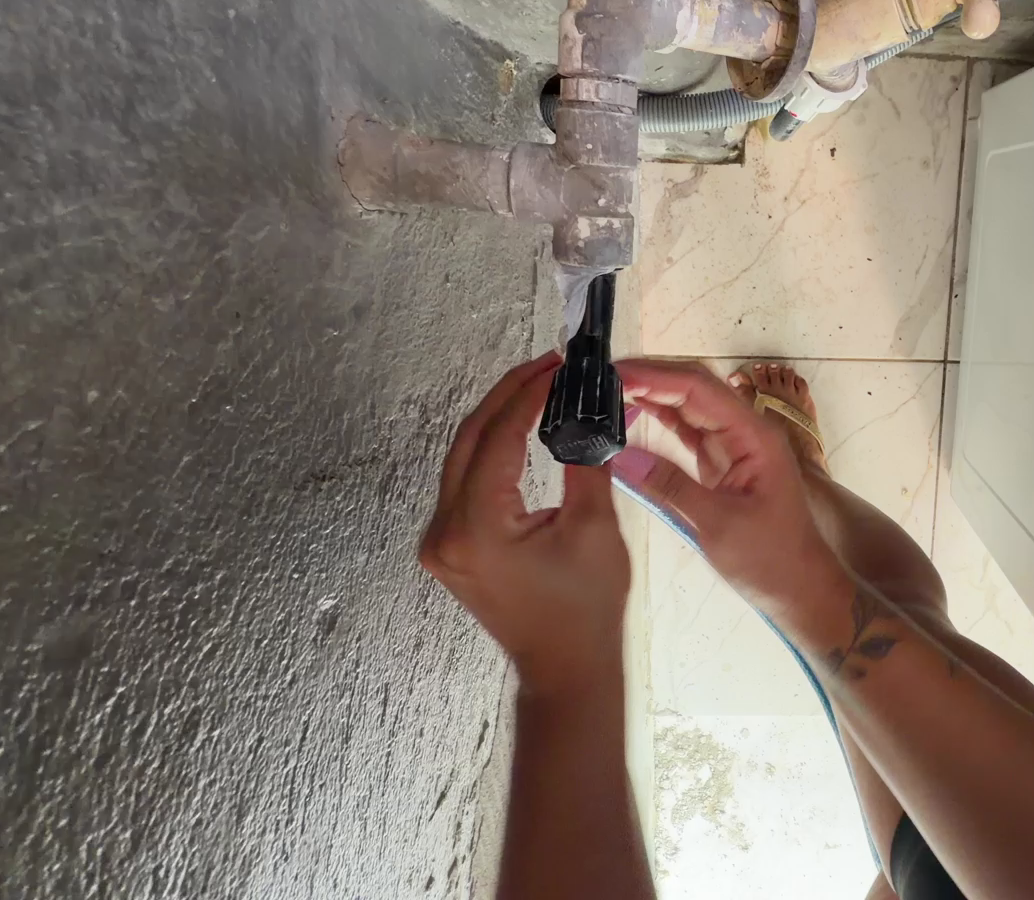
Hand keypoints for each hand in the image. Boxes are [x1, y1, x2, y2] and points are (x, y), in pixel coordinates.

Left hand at [419, 353, 629, 696]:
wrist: (565, 667)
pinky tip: (521, 429)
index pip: (498, 438)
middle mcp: (442, 531)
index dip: (529, 395)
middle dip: (509, 395)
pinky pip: (465, 481)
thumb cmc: (586, 605)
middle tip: (549, 365)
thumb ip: (585, 461)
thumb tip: (588, 410)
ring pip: (463, 457)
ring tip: (540, 387)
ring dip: (499, 418)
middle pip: (469, 440)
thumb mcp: (595, 527)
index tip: (561, 366)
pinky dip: (493, 448)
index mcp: (476, 527)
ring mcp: (438, 541)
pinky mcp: (448, 547)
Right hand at [610, 358, 850, 625]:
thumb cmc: (769, 559)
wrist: (799, 587)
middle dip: (651, 377)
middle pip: (694, 388)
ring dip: (652, 394)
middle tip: (600, 379)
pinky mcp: (721, 463)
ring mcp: (733, 445)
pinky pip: (688, 430)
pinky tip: (632, 414)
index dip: (655, 376)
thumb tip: (619, 456)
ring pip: (690, 406)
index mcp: (753, 435)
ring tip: (607, 390)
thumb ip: (670, 485)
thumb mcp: (718, 524)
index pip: (699, 389)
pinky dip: (660, 420)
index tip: (613, 374)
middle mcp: (744, 431)